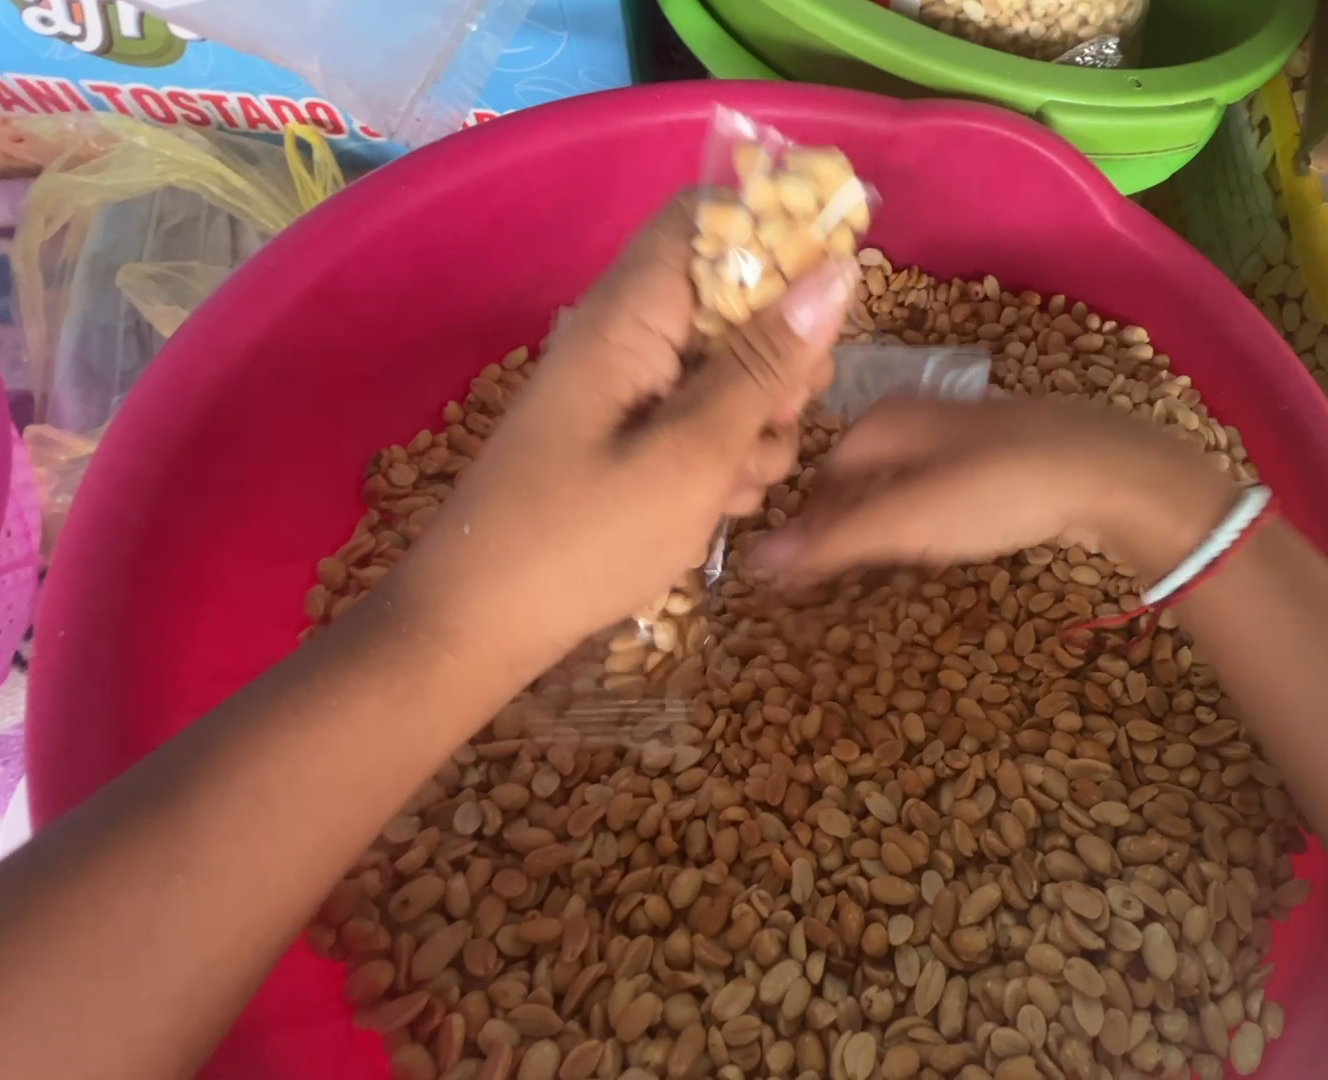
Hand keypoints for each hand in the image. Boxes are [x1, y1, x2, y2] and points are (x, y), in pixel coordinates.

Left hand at [383, 197, 854, 665]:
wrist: (491, 623)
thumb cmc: (586, 536)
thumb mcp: (693, 452)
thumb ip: (765, 365)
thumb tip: (835, 275)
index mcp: (632, 316)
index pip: (707, 221)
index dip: (775, 236)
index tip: (832, 294)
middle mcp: (637, 340)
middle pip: (738, 305)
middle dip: (781, 359)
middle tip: (783, 416)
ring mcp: (640, 394)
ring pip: (739, 377)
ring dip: (761, 428)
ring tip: (731, 486)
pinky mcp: (643, 439)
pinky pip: (714, 426)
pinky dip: (732, 461)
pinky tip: (717, 506)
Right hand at [755, 396, 1237, 581]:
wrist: (1107, 472)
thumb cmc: (995, 490)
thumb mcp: (906, 519)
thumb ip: (832, 539)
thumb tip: (753, 559)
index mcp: (884, 423)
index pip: (820, 473)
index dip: (806, 520)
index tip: (798, 569)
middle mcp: (918, 418)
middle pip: (859, 473)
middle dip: (843, 521)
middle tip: (835, 574)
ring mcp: (963, 433)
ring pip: (901, 479)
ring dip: (883, 520)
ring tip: (879, 565)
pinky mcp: (1001, 454)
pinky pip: (942, 485)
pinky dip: (926, 515)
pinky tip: (939, 539)